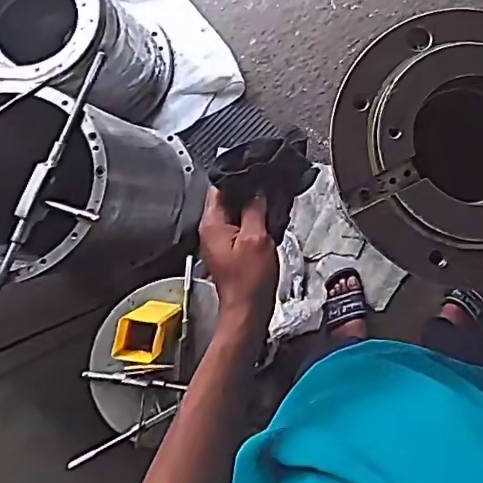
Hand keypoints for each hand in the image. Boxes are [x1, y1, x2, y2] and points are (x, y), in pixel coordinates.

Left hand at [197, 187, 277, 323]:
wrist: (248, 311)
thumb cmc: (249, 282)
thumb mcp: (256, 238)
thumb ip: (255, 209)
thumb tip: (257, 190)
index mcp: (212, 224)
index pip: (219, 186)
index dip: (238, 175)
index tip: (255, 171)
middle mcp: (212, 231)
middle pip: (228, 197)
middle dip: (248, 190)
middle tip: (268, 185)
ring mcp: (221, 240)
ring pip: (236, 211)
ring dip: (253, 205)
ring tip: (271, 202)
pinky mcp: (231, 249)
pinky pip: (241, 226)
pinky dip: (254, 220)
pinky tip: (268, 220)